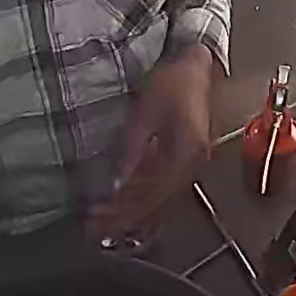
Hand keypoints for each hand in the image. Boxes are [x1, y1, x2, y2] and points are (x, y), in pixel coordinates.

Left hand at [92, 44, 216, 240]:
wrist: (198, 67)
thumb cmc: (172, 84)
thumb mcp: (145, 113)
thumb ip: (132, 149)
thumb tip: (116, 184)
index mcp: (185, 153)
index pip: (152, 193)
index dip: (124, 209)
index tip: (97, 218)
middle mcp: (194, 163)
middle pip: (159, 202)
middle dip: (127, 217)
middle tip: (96, 229)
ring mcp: (196, 162)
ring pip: (165, 199)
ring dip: (137, 213)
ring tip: (109, 224)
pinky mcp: (192, 158)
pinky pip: (170, 189)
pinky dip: (149, 201)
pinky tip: (132, 204)